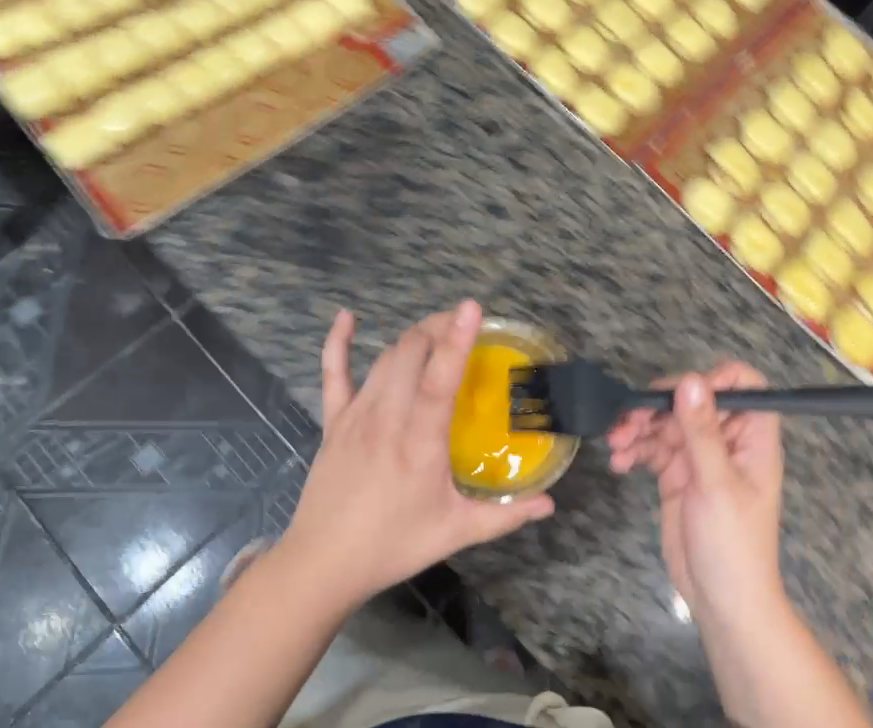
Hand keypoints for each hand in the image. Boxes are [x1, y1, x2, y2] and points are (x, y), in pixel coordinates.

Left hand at [279, 300, 554, 604]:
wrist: (322, 564)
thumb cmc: (393, 546)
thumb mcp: (456, 533)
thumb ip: (506, 516)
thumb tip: (550, 503)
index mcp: (419, 445)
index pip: (438, 381)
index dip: (455, 341)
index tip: (471, 308)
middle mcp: (385, 420)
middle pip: (410, 354)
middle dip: (438, 327)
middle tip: (464, 324)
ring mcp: (355, 417)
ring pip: (384, 359)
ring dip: (412, 337)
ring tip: (437, 329)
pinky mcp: (333, 422)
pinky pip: (333, 373)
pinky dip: (339, 342)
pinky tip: (347, 318)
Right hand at [606, 362, 785, 623]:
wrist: (722, 601)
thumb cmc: (733, 542)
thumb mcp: (716, 483)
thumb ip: (701, 430)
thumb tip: (690, 379)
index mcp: (752, 437)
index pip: (743, 386)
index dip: (715, 380)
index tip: (682, 394)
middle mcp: (727, 441)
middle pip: (692, 402)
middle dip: (659, 407)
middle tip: (628, 420)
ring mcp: (700, 459)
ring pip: (668, 424)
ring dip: (639, 428)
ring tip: (616, 444)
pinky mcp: (677, 476)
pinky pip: (654, 449)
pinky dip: (635, 450)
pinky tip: (619, 463)